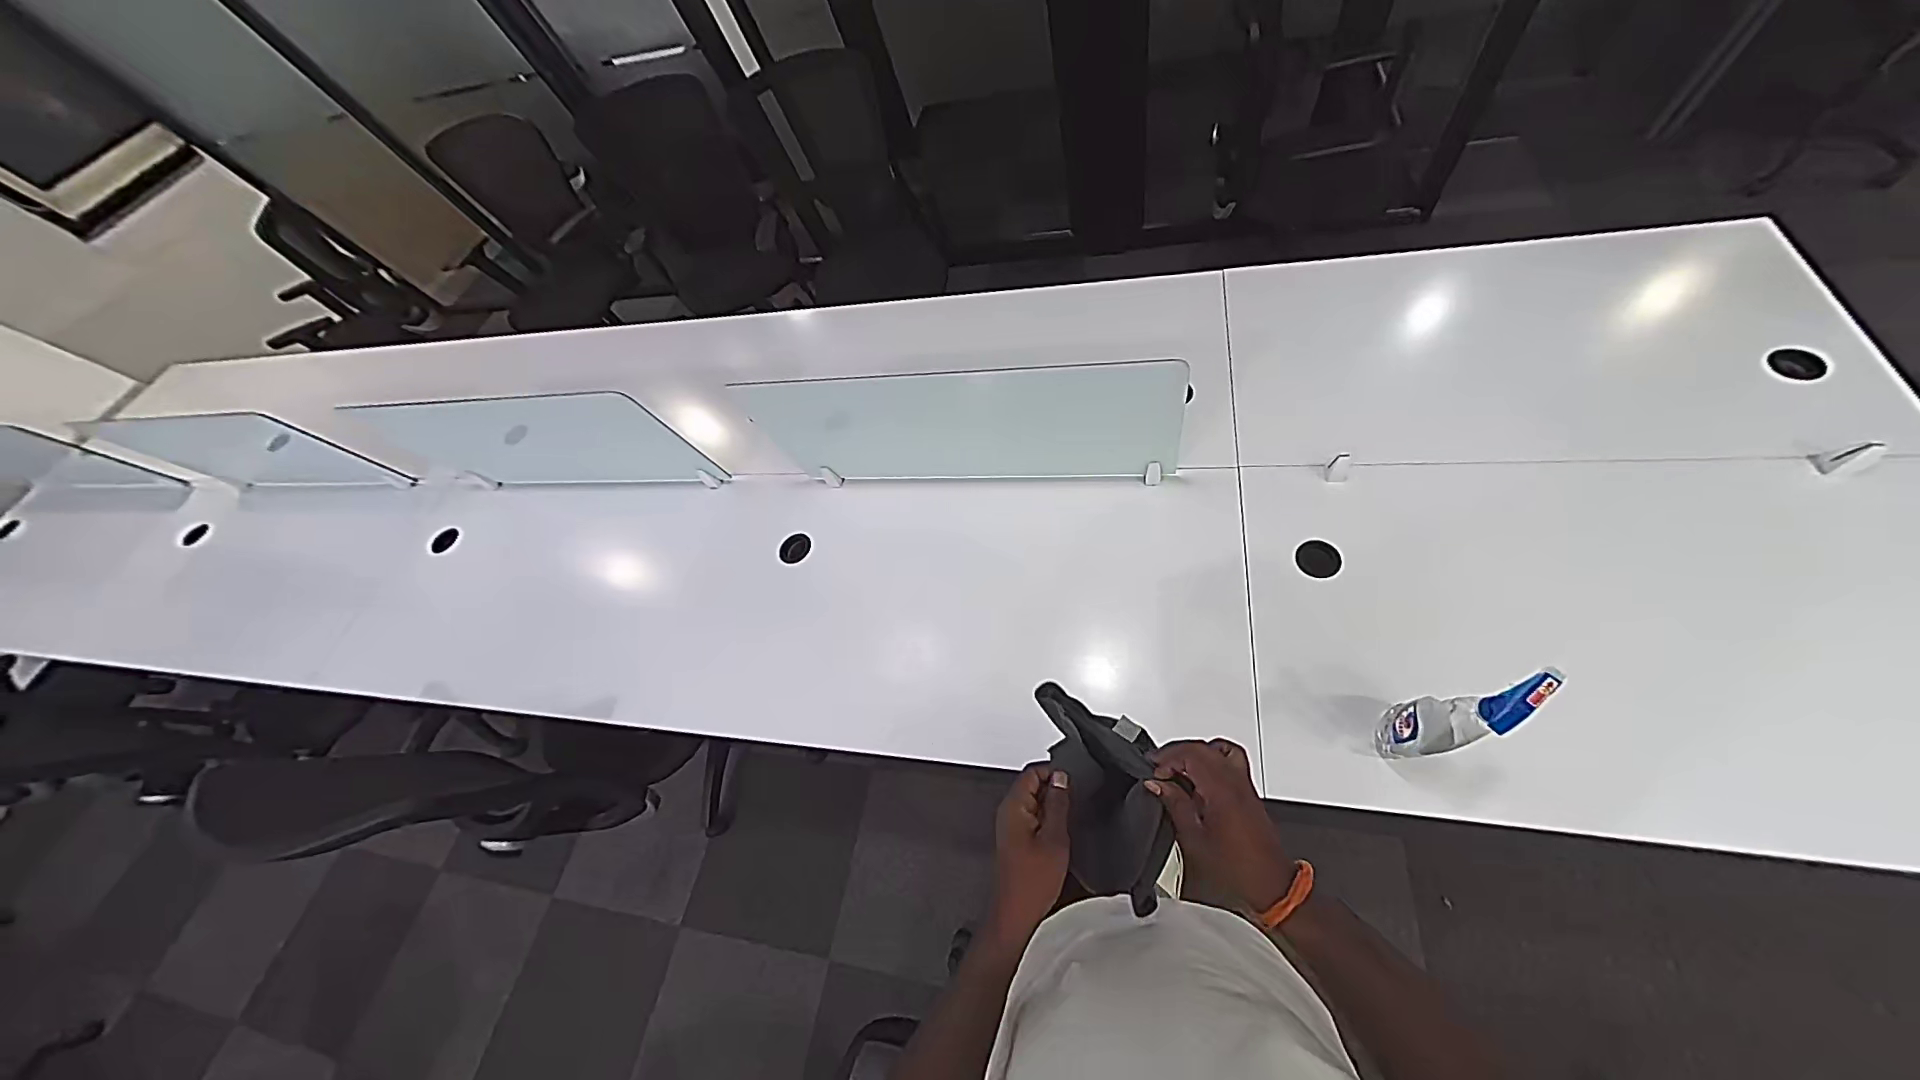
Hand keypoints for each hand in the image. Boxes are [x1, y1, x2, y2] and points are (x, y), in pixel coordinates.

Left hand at [987, 764, 1069, 943]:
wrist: (1018, 913)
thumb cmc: (1031, 881)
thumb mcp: (1055, 837)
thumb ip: (1058, 803)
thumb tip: (1060, 778)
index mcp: (1013, 805)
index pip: (1032, 772)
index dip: (1053, 772)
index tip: (1071, 781)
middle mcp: (1008, 812)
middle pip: (1032, 785)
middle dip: (1054, 790)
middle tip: (1073, 804)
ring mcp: (1011, 825)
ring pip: (1035, 802)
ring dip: (1052, 807)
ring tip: (1067, 823)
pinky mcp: (1017, 839)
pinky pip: (1034, 818)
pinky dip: (1048, 821)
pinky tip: (1060, 836)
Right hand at [1146, 739, 1294, 911]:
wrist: (1270, 884)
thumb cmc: (1237, 869)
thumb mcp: (1194, 839)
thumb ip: (1175, 805)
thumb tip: (1157, 785)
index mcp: (1222, 791)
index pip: (1191, 754)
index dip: (1167, 758)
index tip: (1154, 771)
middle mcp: (1236, 783)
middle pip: (1203, 748)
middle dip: (1176, 754)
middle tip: (1159, 769)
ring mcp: (1245, 786)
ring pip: (1217, 750)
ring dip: (1194, 754)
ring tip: (1178, 768)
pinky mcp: (1249, 792)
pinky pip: (1230, 760)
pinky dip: (1212, 759)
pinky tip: (1200, 777)